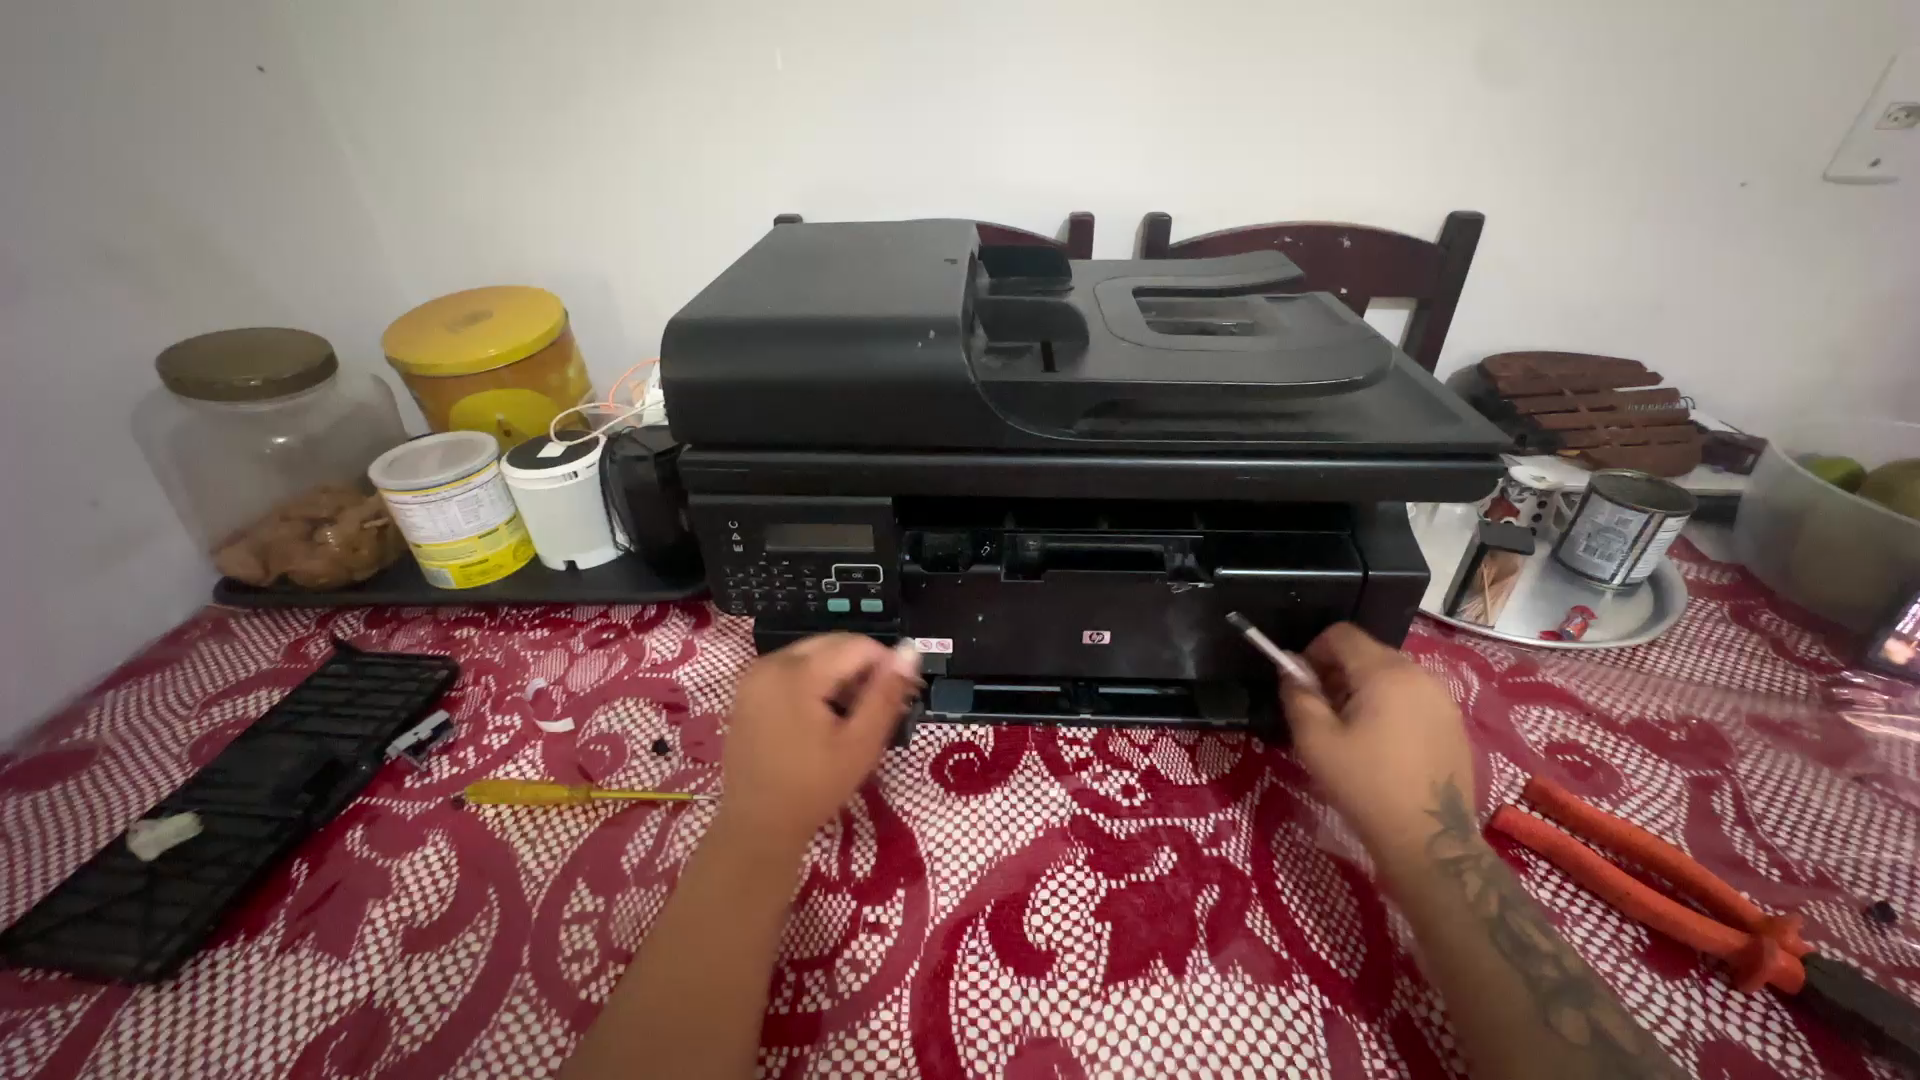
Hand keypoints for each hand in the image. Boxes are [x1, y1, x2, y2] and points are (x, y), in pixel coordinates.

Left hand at [717, 634, 920, 855]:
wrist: (757, 825)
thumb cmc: (814, 787)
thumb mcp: (861, 743)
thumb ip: (887, 693)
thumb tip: (910, 651)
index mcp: (798, 673)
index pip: (857, 645)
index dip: (886, 664)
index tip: (902, 695)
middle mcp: (771, 663)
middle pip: (833, 644)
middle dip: (861, 667)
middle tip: (877, 707)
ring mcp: (754, 676)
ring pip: (812, 654)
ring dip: (838, 673)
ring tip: (851, 715)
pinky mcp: (747, 690)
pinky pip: (791, 668)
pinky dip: (813, 680)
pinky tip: (823, 716)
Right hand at [1281, 623, 1474, 866]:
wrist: (1428, 839)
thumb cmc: (1364, 784)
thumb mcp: (1315, 740)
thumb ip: (1298, 694)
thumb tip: (1291, 668)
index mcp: (1386, 673)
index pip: (1342, 634)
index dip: (1313, 650)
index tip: (1302, 683)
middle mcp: (1420, 675)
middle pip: (1368, 652)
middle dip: (1337, 671)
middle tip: (1321, 710)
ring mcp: (1443, 700)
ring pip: (1391, 675)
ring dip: (1363, 688)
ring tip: (1350, 730)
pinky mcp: (1454, 724)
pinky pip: (1413, 697)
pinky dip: (1389, 706)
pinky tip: (1381, 746)